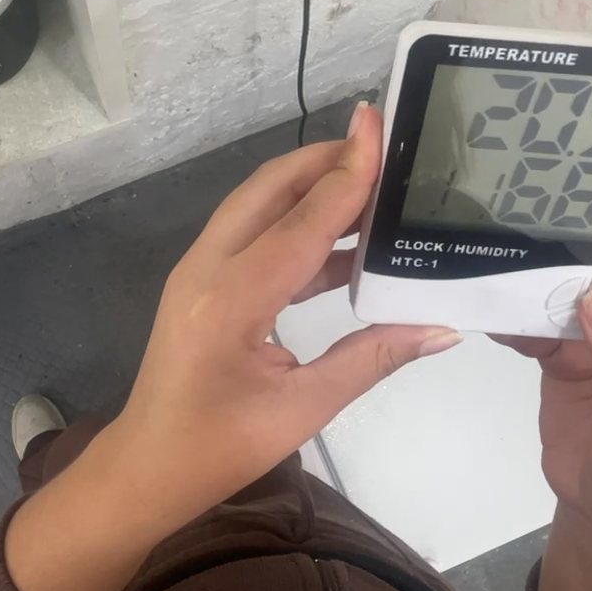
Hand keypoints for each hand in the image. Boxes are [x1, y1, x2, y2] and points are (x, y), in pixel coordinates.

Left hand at [6, 103, 461, 590]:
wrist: (148, 466)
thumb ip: (372, 359)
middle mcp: (208, 268)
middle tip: (383, 147)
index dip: (347, 173)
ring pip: (257, 205)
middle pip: (269, 189)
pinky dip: (295, 226)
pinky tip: (341, 244)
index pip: (302, 219)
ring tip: (371, 188)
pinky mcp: (201, 282)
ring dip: (309, 189)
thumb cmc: (219, 448)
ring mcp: (198, 271)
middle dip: (324, 161)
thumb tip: (442, 328)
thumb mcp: (303, 410)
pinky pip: (251, 235)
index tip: (379, 124)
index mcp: (232, 298)